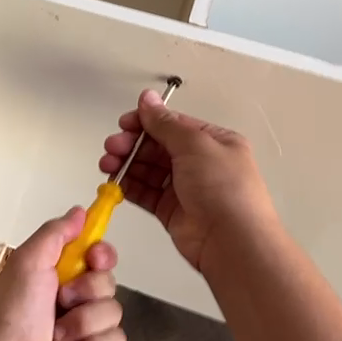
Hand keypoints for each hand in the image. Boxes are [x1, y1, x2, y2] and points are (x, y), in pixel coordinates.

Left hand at [0, 210, 126, 340]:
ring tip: (59, 335)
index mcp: (54, 275)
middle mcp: (72, 299)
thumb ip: (56, 233)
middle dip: (89, 288)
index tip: (94, 257)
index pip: (93, 254)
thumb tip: (80, 211)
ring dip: (85, 321)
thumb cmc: (15, 313)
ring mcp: (87, 329)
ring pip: (114, 310)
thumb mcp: (28, 262)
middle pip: (108, 279)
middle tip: (64, 298)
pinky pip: (117, 340)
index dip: (100, 253)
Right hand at [101, 87, 276, 275]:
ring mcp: (184, 187)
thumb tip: (147, 98)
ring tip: (109, 165)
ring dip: (126, 164)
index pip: (172, 125)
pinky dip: (129, 186)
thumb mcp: (195, 145)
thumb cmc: (224, 189)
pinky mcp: (170, 209)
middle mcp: (199, 163)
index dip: (145, 122)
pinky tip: (116, 182)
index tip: (124, 124)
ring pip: (147, 169)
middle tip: (113, 147)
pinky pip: (145, 192)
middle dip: (131, 145)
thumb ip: (165, 123)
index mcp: (212, 142)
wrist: (232, 241)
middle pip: (156, 147)